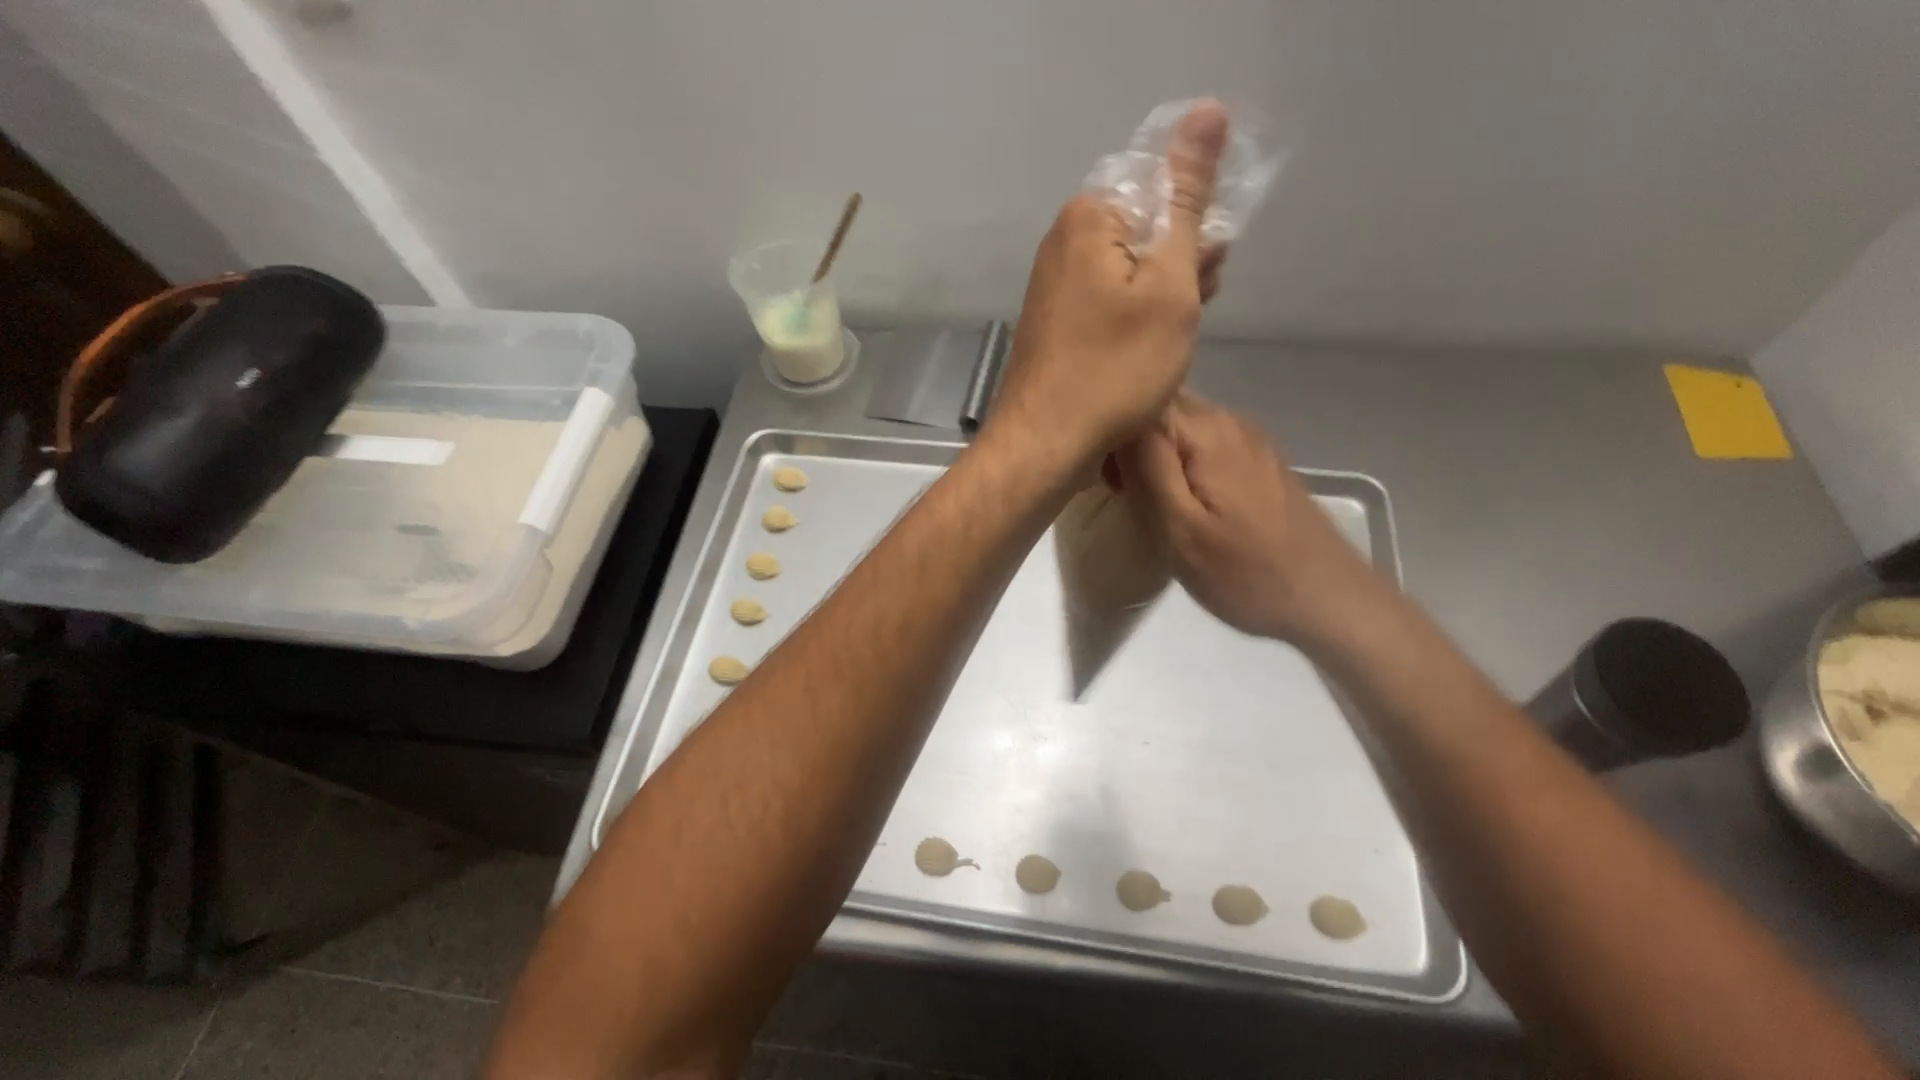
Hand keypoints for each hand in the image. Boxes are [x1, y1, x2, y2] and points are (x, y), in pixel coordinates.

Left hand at [987, 101, 1230, 461]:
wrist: (1045, 444)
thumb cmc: (1115, 367)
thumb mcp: (1169, 281)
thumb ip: (1189, 199)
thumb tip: (1207, 111)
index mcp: (1089, 216)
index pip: (1161, 183)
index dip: (1198, 220)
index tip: (1211, 265)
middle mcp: (1064, 240)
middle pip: (1145, 226)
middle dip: (1182, 258)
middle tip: (1197, 304)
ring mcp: (1056, 284)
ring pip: (1131, 268)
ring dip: (1166, 292)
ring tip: (1179, 331)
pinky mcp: (1058, 322)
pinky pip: (1111, 299)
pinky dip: (1139, 314)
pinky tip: (1157, 343)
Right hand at [1123, 395, 1381, 644]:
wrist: (1329, 597)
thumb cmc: (1246, 572)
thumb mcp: (1180, 529)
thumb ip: (1147, 468)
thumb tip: (1121, 421)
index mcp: (1206, 431)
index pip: (1139, 401)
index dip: (1112, 432)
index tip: (1104, 476)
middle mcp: (1230, 420)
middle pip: (1161, 407)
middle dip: (1131, 441)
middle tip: (1120, 492)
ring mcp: (1250, 439)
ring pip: (1182, 426)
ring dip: (1156, 454)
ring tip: (1147, 500)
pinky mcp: (1262, 462)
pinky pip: (1205, 444)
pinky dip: (1183, 462)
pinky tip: (1185, 502)